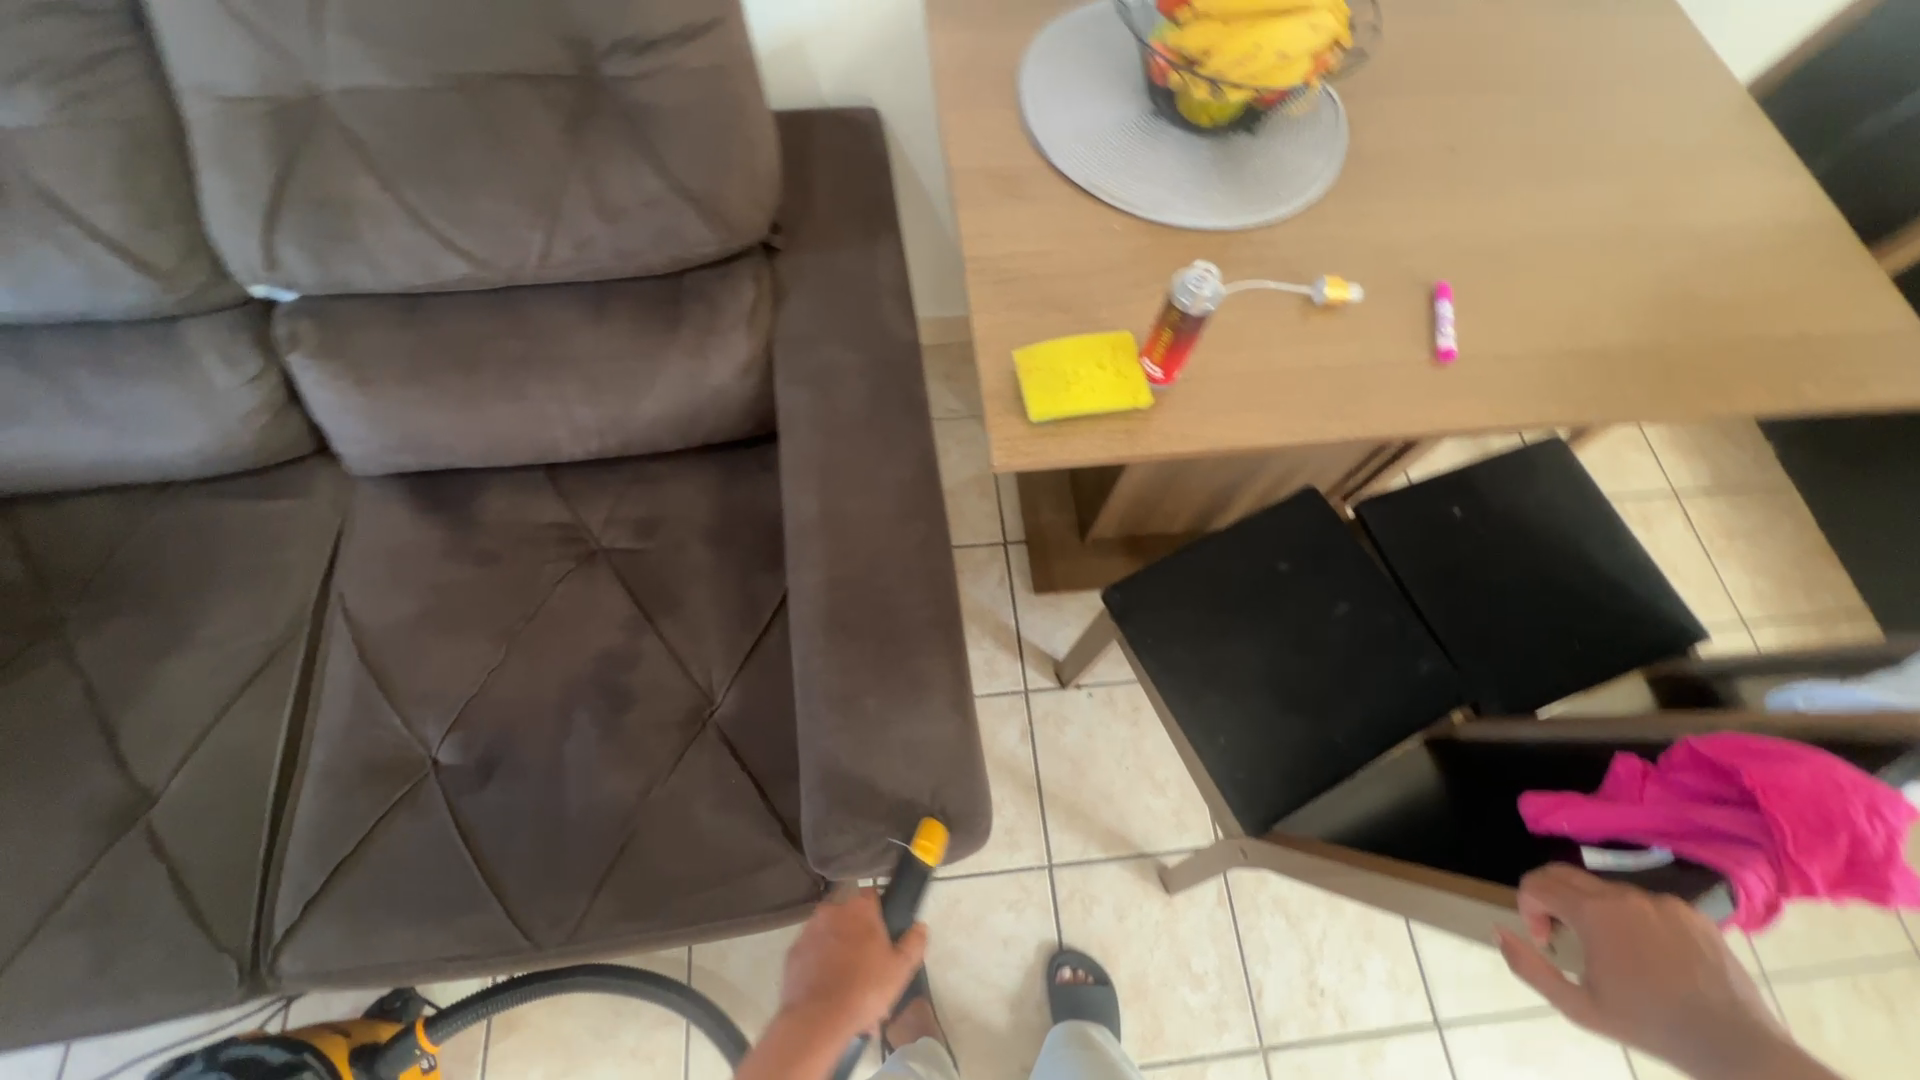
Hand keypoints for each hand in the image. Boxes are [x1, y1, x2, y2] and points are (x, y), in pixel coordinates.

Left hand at [777, 887, 928, 1041]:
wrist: (818, 1019)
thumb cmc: (865, 989)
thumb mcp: (901, 969)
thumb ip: (914, 943)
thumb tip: (920, 927)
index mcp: (859, 908)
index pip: (873, 895)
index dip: (880, 913)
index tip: (884, 935)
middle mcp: (832, 911)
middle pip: (850, 917)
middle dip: (859, 935)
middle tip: (869, 965)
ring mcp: (809, 930)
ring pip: (830, 935)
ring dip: (839, 950)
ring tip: (849, 983)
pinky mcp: (793, 952)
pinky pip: (812, 952)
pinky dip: (820, 963)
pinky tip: (829, 988)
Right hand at [1497, 865, 1821, 1079]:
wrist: (1735, 1046)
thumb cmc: (1649, 1026)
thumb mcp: (1576, 1006)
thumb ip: (1528, 966)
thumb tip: (1499, 931)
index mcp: (1594, 913)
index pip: (1537, 883)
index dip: (1528, 908)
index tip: (1546, 942)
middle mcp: (1625, 895)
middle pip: (1565, 874)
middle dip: (1550, 899)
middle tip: (1563, 937)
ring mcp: (1663, 901)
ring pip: (1605, 890)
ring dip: (1592, 911)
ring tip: (1612, 953)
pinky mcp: (1692, 913)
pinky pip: (1645, 904)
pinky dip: (1632, 920)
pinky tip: (1650, 957)